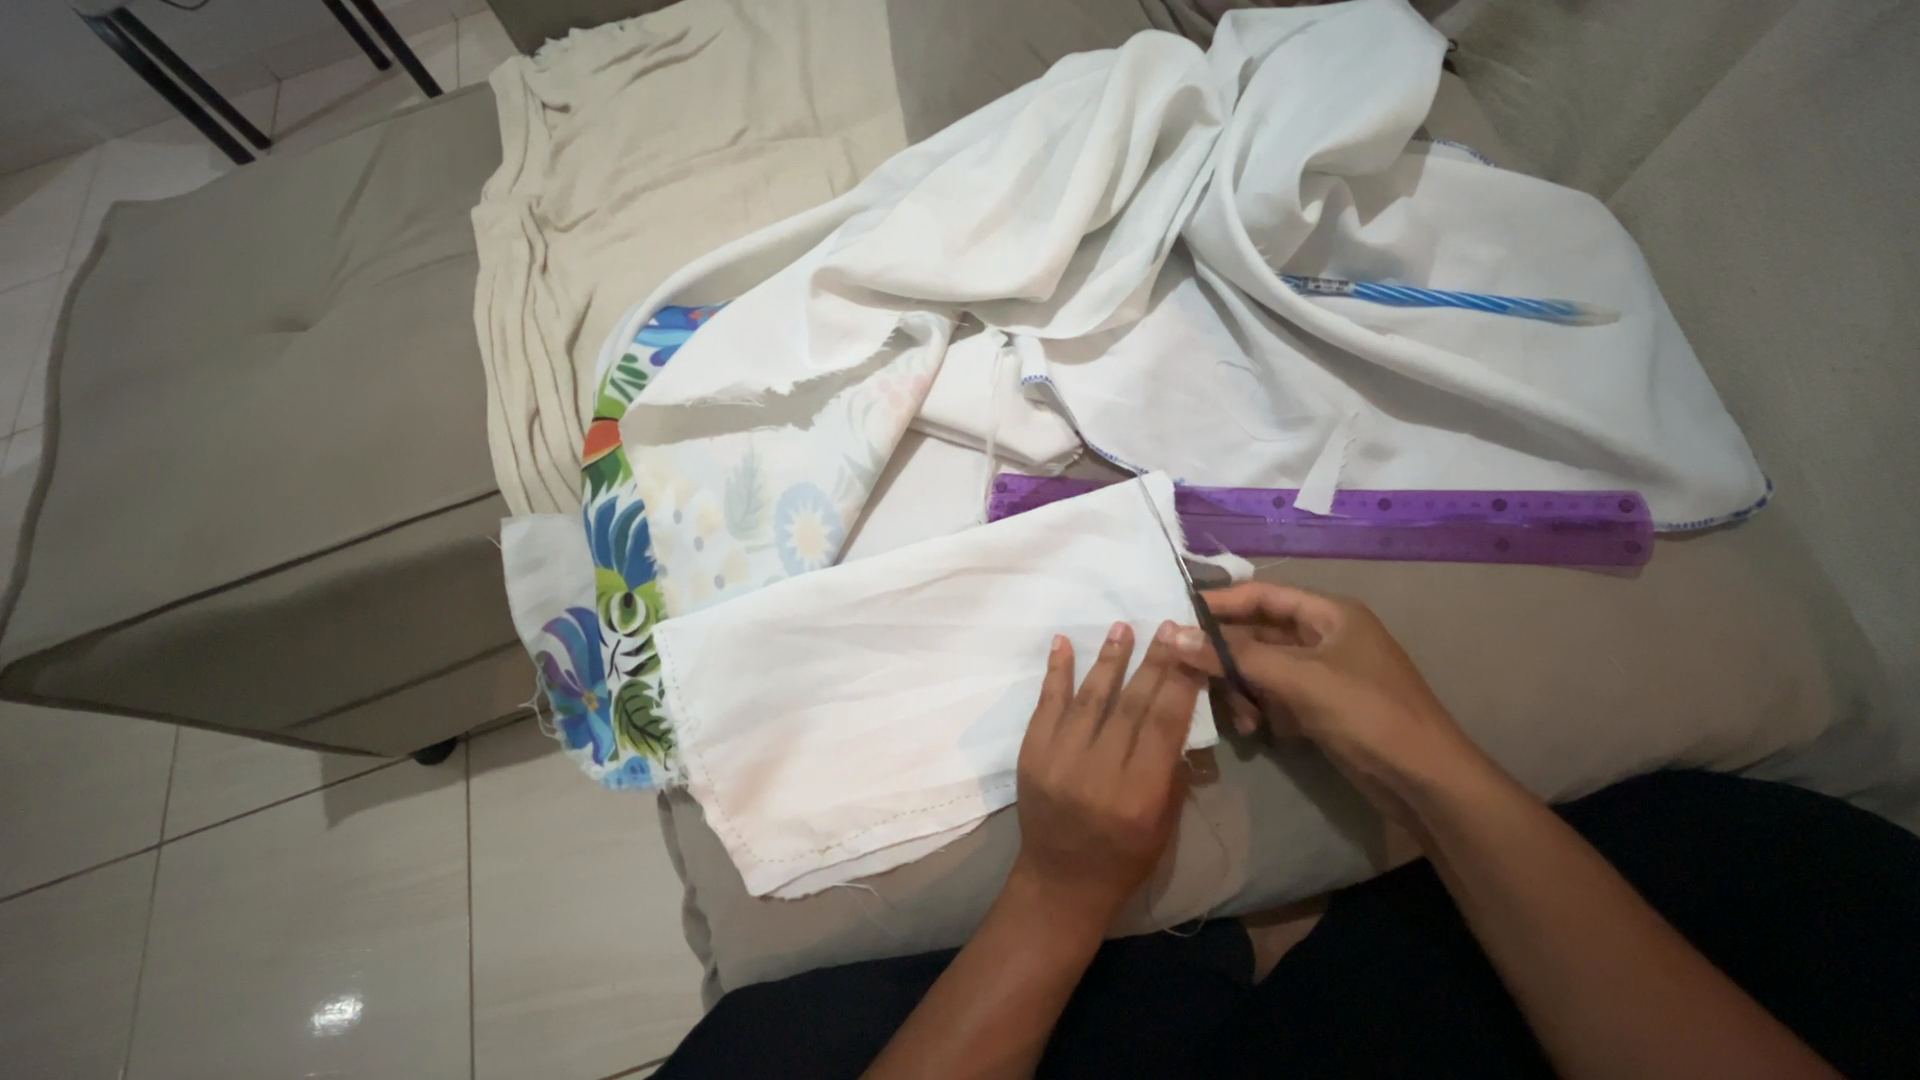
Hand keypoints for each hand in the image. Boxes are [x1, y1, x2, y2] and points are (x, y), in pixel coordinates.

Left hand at [1012, 621, 1206, 929]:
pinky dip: (1056, 673)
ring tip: (1122, 627)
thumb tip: (1178, 711)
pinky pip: (1046, 706)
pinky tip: (1063, 643)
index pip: (1162, 725)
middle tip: (1168, 627)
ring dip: (1108, 660)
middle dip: (1152, 663)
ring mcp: (1058, 761)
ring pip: (1089, 699)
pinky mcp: (1030, 755)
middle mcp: (1097, 773)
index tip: (1191, 646)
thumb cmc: (1124, 858)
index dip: (1178, 682)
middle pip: (1129, 706)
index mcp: (1137, 795)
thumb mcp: (1163, 824)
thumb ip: (1170, 769)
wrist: (1059, 882)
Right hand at [1169, 582, 1486, 824]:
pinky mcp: (1322, 707)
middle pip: (1259, 632)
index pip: (1262, 594)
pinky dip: (1261, 708)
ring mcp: (1325, 673)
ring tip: (1236, 715)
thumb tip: (1174, 636)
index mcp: (1330, 614)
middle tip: (1189, 670)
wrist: (1424, 780)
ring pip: (1263, 668)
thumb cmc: (1366, 713)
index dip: (1220, 602)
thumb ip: (1234, 655)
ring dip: (1242, 688)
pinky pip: (1276, 695)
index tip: (1176, 614)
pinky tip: (1255, 730)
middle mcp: (1325, 636)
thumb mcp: (1297, 678)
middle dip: (1227, 654)